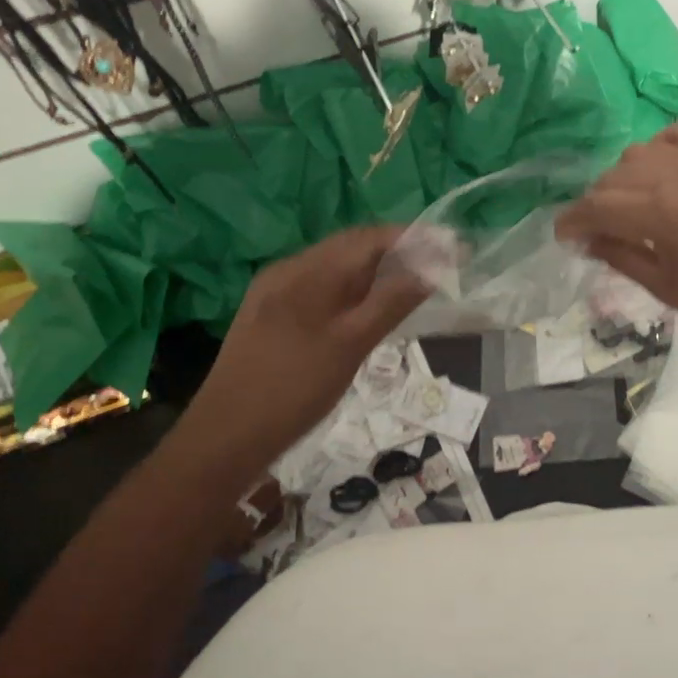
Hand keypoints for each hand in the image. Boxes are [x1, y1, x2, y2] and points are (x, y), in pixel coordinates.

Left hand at [179, 226, 426, 475]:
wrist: (222, 441)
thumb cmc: (293, 390)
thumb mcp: (351, 345)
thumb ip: (392, 301)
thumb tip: (434, 264)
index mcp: (307, 271)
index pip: (371, 237)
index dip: (416, 239)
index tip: (454, 248)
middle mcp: (289, 270)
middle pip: (354, 247)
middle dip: (400, 251)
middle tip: (442, 267)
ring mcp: (276, 292)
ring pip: (337, 267)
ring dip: (378, 270)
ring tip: (414, 286)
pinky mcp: (270, 315)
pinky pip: (322, 287)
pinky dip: (354, 288)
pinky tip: (369, 309)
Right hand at [556, 122, 677, 340]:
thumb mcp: (670, 288)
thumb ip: (622, 258)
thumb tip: (586, 239)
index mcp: (664, 211)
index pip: (598, 205)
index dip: (573, 221)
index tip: (562, 236)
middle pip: (614, 176)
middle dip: (595, 203)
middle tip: (594, 232)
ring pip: (640, 151)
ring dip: (623, 177)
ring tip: (627, 207)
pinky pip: (677, 134)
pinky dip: (658, 148)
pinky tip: (660, 174)